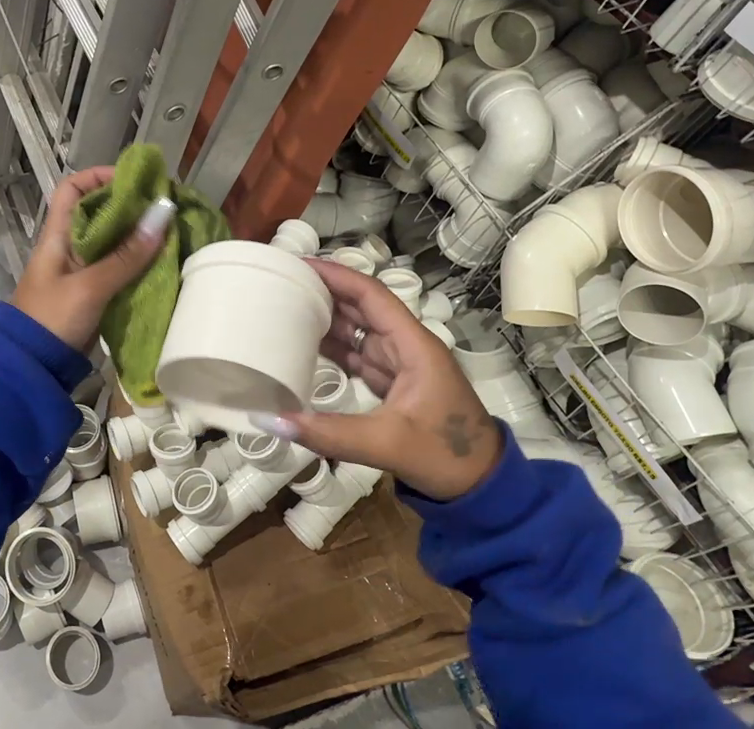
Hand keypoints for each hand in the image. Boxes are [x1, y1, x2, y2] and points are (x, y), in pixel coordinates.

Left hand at [9, 167, 173, 349]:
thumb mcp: (90, 286)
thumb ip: (126, 255)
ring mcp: (81, 271)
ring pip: (112, 242)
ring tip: (171, 232)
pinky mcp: (93, 294)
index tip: (135, 181)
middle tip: (165, 208)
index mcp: (58, 235)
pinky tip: (162, 262)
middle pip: (99, 213)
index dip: (99, 176)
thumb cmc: (53, 319)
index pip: (72, 189)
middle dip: (131, 207)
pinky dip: (139, 263)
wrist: (32, 367)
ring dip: (138, 237)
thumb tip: (163, 215)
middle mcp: (69, 246)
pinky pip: (119, 269)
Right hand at [257, 260, 501, 500]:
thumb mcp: (387, 444)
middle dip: (327, 290)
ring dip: (327, 316)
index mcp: (414, 346)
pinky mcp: (394, 385)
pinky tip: (304, 343)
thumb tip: (270, 421)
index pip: (371, 296)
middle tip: (283, 281)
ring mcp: (401, 366)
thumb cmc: (445, 456)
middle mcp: (407, 347)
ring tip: (286, 304)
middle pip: (363, 306)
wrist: (484, 489)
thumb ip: (329, 433)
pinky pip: (359, 354)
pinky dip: (333, 346)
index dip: (337, 276)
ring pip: (359, 329)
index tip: (300, 265)